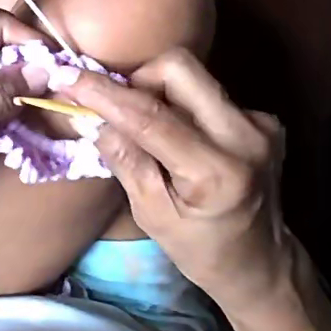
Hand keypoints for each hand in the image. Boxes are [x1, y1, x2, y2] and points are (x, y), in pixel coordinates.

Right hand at [57, 49, 291, 310]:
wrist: (263, 262)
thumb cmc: (201, 248)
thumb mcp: (151, 214)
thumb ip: (124, 159)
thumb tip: (89, 116)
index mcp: (218, 172)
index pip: (150, 117)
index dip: (104, 93)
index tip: (67, 78)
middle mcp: (246, 135)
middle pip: (178, 68)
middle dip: (137, 78)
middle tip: (118, 108)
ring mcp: (259, 121)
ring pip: (191, 74)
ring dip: (156, 90)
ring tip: (145, 127)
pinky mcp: (261, 116)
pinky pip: (205, 90)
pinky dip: (178, 103)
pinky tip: (177, 135)